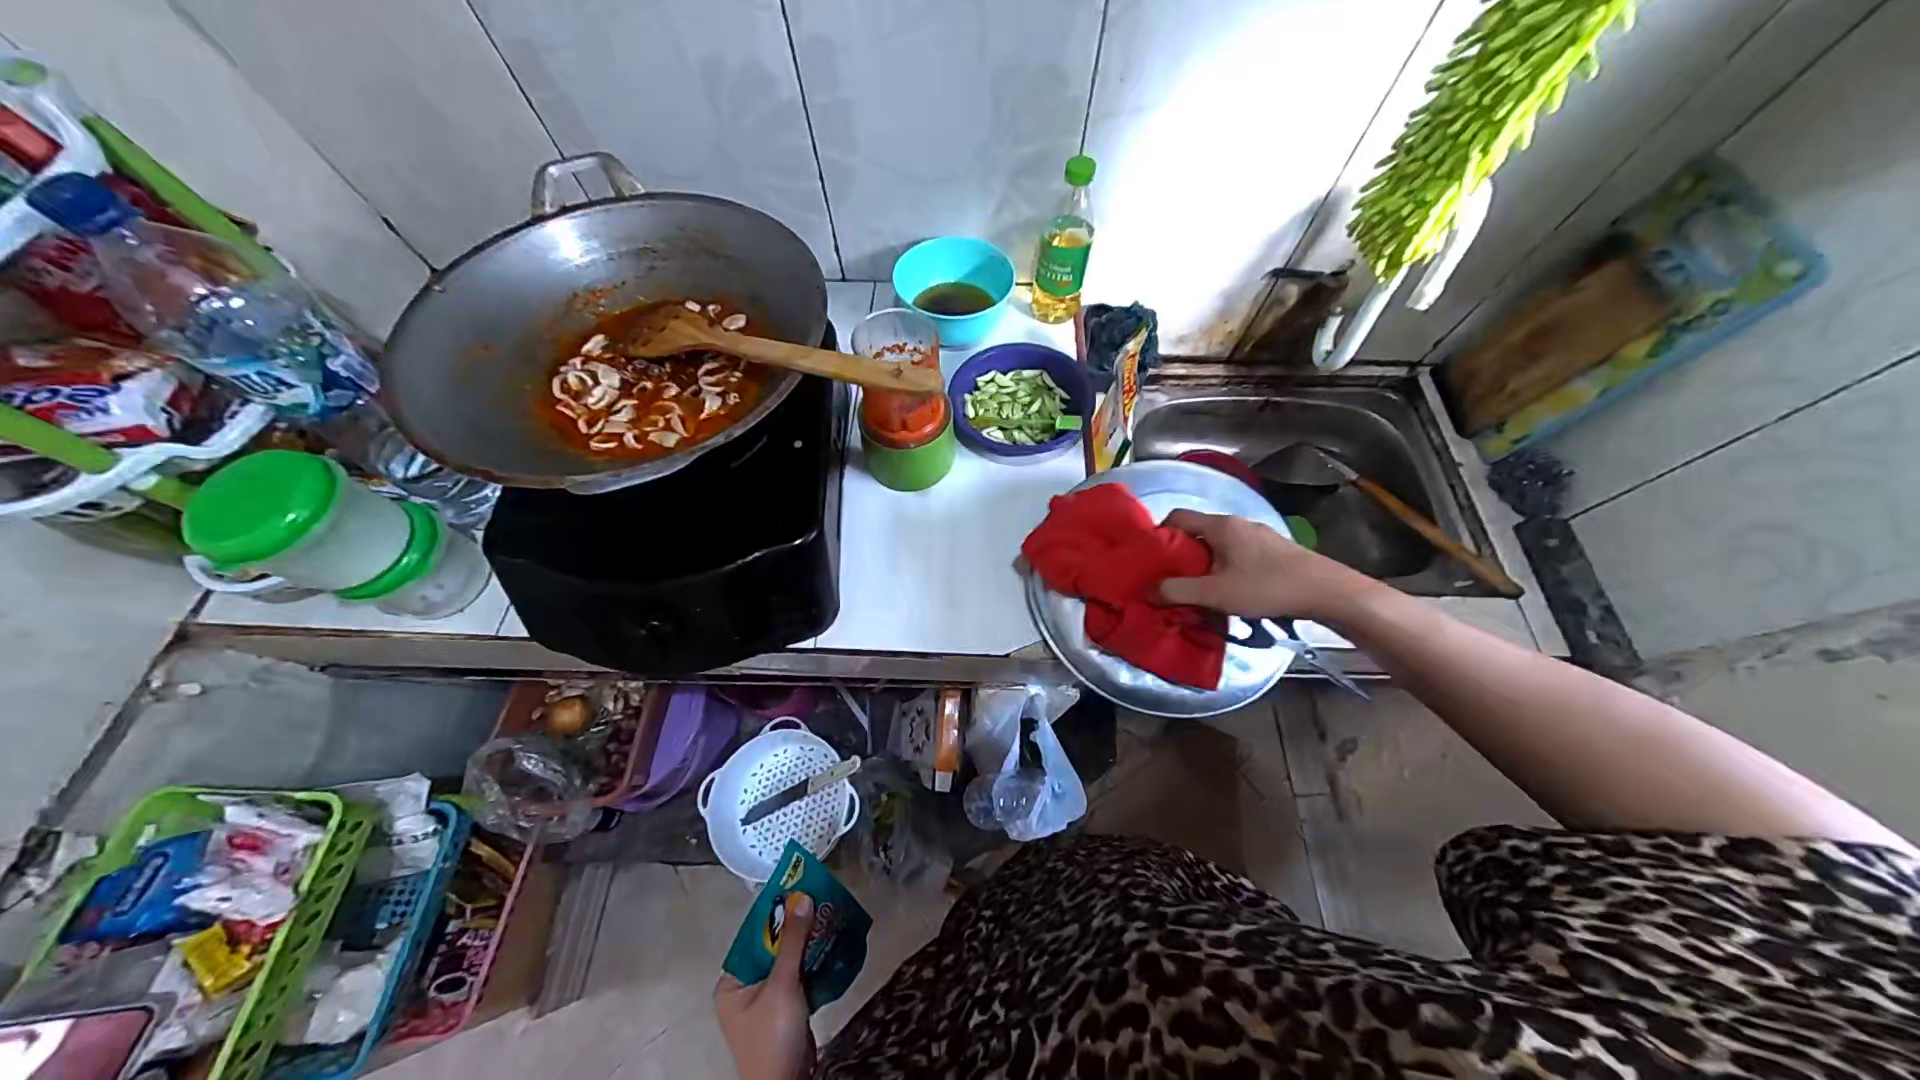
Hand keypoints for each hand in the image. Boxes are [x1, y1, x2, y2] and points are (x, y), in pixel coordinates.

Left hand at [715, 893, 816, 1079]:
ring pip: (786, 962)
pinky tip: (829, 946)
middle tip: (819, 901)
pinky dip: (811, 963)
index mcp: (731, 983)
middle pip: (771, 948)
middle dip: (795, 928)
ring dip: (806, 944)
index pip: (754, 937)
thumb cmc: (774, 1034)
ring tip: (828, 917)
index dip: (776, 914)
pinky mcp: (784, 1011)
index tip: (799, 890)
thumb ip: (792, 940)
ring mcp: (764, 1002)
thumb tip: (802, 896)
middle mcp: (743, 990)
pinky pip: (797, 977)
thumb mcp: (783, 983)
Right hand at [1158, 509, 1366, 619]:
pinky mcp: (1273, 551)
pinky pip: (1236, 555)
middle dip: (1181, 556)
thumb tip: (1149, 591)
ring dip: (1204, 565)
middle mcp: (1238, 524)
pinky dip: (1224, 569)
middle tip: (1171, 581)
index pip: (1177, 517)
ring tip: (1198, 591)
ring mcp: (1258, 536)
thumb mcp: (1215, 593)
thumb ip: (1178, 591)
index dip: (1159, 535)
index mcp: (1221, 526)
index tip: (1152, 560)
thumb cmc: (1266, 587)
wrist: (1327, 592)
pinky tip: (1229, 592)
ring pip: (1218, 546)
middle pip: (1197, 533)